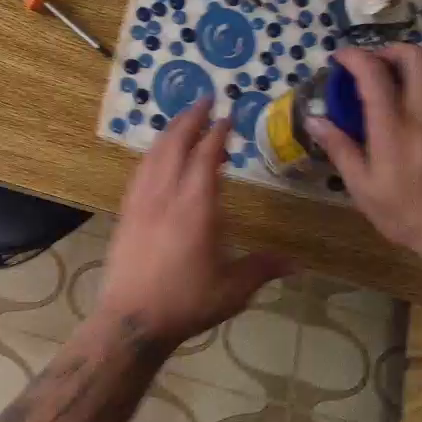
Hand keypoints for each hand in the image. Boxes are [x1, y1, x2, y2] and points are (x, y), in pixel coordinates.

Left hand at [98, 99, 294, 347]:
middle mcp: (165, 195)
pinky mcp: (126, 212)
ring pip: (153, 154)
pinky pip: (140, 171)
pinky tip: (157, 156)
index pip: (206, 157)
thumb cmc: (185, 303)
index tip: (229, 116)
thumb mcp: (232, 289)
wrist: (130, 320)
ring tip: (184, 120)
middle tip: (205, 100)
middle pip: (175, 144)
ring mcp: (141, 202)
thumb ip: (262, 268)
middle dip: (191, 118)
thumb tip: (295, 264)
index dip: (218, 133)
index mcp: (195, 208)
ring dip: (170, 131)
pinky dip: (152, 154)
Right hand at [308, 45, 421, 275]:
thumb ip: (340, 148)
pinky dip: (417, 90)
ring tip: (383, 90)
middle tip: (368, 67)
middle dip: (388, 50)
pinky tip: (404, 117)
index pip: (374, 71)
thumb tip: (315, 120)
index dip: (354, 56)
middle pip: (414, 56)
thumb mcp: (363, 187)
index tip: (338, 59)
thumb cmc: (407, 214)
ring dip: (404, 69)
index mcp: (394, 126)